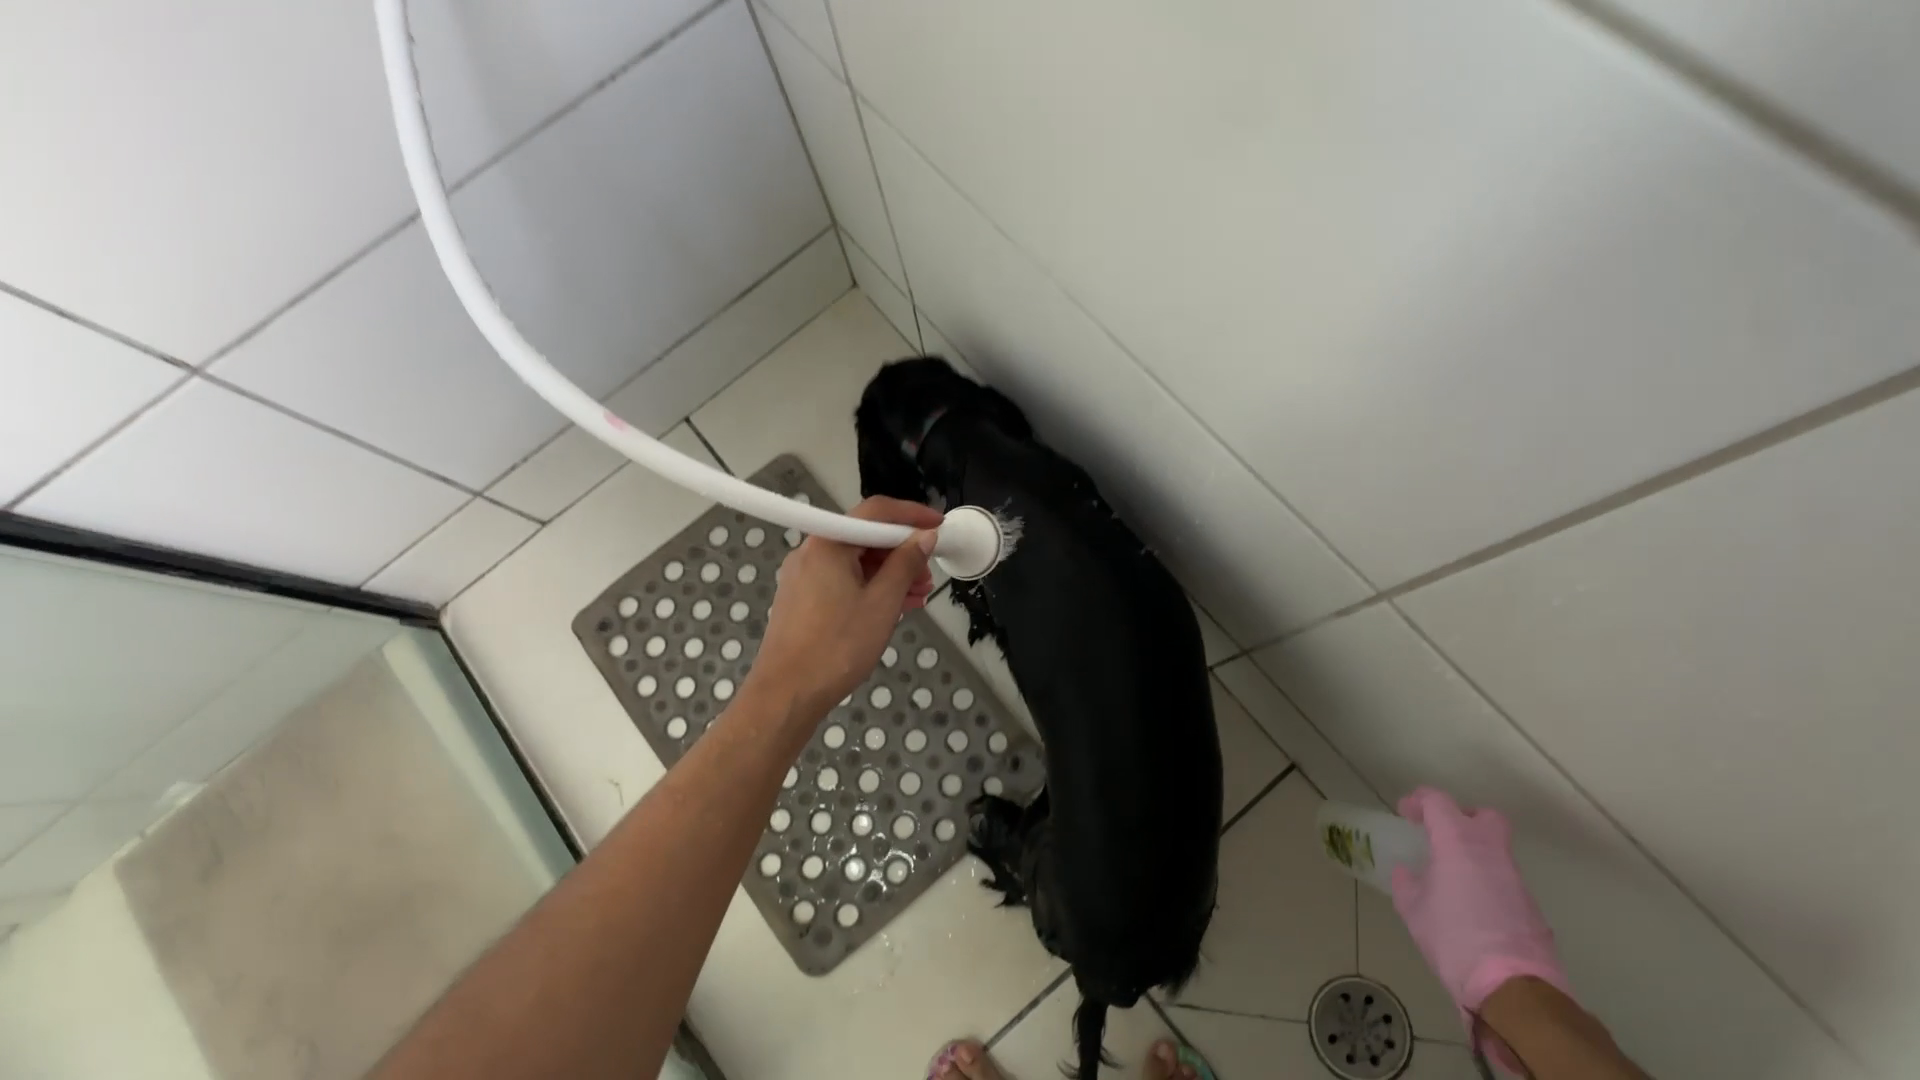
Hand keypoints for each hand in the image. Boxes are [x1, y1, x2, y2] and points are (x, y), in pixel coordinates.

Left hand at [746, 496, 939, 722]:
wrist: (787, 694)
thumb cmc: (838, 647)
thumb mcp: (883, 603)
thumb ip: (906, 564)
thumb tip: (924, 536)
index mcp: (828, 544)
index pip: (875, 511)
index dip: (912, 515)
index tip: (940, 526)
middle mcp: (811, 552)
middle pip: (863, 537)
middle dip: (902, 551)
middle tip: (930, 571)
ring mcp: (803, 577)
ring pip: (854, 562)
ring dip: (889, 573)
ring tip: (920, 594)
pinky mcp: (801, 600)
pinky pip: (842, 581)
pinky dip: (869, 588)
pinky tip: (894, 607)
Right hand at [1391, 788, 1572, 1063]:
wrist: (1511, 986)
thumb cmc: (1452, 939)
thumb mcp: (1414, 910)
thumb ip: (1408, 884)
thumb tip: (1407, 873)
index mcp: (1458, 844)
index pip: (1439, 803)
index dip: (1419, 801)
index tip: (1406, 813)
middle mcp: (1491, 853)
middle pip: (1484, 816)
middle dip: (1462, 817)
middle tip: (1441, 833)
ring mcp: (1515, 880)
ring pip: (1496, 850)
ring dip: (1473, 854)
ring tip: (1450, 878)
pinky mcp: (1530, 906)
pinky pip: (1504, 880)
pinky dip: (1486, 882)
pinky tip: (1470, 907)